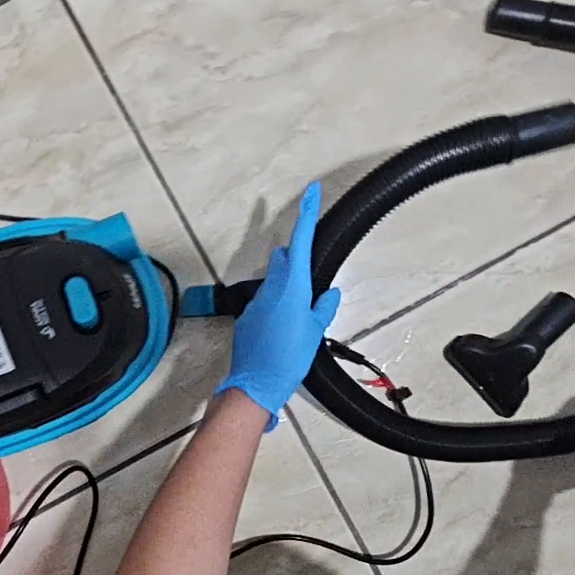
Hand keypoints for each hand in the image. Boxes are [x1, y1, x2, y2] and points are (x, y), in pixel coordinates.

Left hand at [217, 182, 342, 426]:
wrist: (257, 383)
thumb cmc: (290, 357)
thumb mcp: (315, 332)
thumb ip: (322, 308)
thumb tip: (328, 294)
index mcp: (291, 286)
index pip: (299, 242)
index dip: (306, 215)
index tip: (310, 191)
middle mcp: (270, 288)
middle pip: (283, 262)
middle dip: (295, 263)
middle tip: (309, 285)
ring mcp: (255, 302)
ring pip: (272, 284)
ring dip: (285, 290)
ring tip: (297, 318)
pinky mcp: (246, 318)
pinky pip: (263, 304)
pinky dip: (274, 309)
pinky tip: (281, 332)